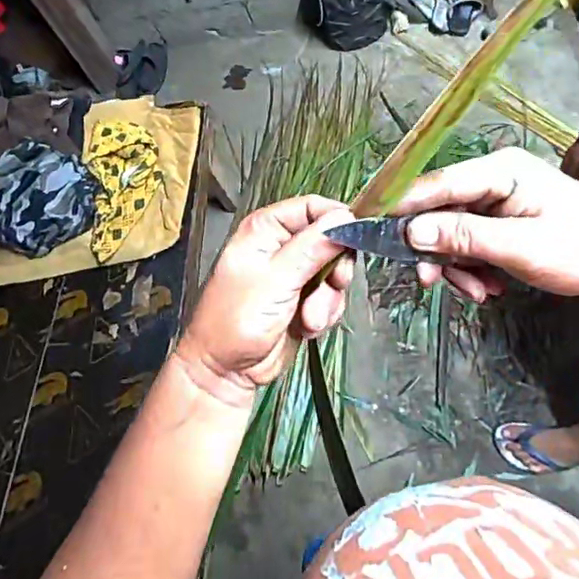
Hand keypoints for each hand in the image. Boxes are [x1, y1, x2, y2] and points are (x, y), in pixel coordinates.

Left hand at [173, 195, 355, 406]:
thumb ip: (312, 247)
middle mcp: (280, 246)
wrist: (226, 371)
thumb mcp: (277, 279)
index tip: (352, 238)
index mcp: (265, 229)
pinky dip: (324, 313)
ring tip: (308, 316)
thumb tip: (344, 217)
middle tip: (333, 283)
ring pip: (334, 272)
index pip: (311, 207)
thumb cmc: (235, 321)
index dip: (335, 220)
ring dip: (328, 298)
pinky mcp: (303, 299)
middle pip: (330, 239)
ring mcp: (293, 274)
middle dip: (335, 267)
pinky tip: (306, 326)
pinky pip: (330, 297)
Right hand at [389, 147, 578, 301]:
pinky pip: (470, 240)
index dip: (403, 207)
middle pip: (441, 209)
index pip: (437, 183)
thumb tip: (409, 233)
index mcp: (500, 169)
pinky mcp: (502, 219)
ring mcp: (498, 199)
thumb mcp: (519, 247)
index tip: (372, 229)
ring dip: (456, 264)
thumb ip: (463, 237)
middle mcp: (494, 178)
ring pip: (452, 230)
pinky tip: (488, 286)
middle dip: (436, 248)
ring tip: (478, 291)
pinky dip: (472, 265)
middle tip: (429, 282)